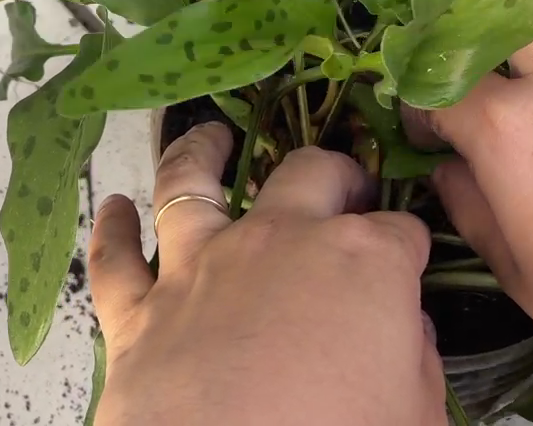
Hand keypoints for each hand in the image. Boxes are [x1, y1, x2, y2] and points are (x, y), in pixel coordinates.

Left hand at [87, 123, 443, 425]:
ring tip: (209, 135)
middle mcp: (277, 240)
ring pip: (189, 183)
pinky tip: (113, 207)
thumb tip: (405, 327)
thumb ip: (415, 363)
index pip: (395, 233)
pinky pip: (115, 259)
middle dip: (334, 171)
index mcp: (360, 264)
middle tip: (341, 182)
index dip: (405, 242)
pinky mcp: (140, 309)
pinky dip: (111, 229)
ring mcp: (200, 266)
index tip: (408, 253)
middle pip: (308, 174)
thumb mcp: (420, 420)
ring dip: (199, 152)